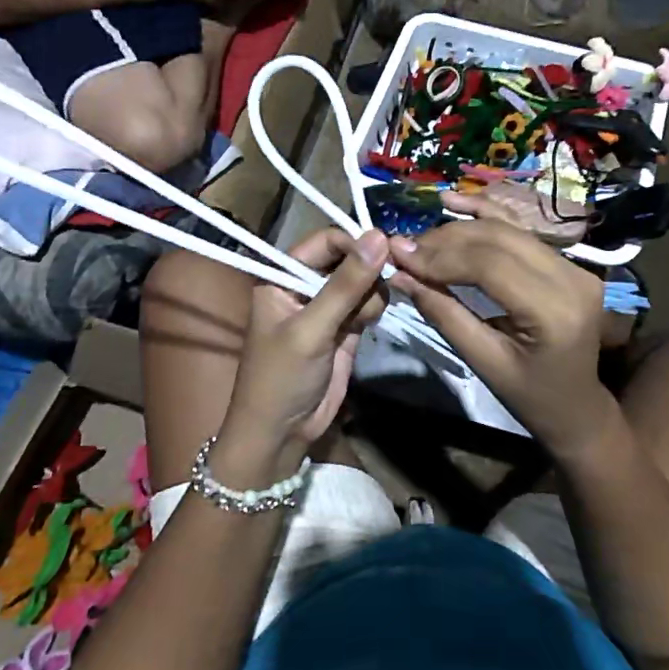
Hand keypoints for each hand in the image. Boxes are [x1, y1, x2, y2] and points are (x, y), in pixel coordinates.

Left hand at [225, 229, 389, 447]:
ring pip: (365, 280)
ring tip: (364, 319)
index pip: (326, 241)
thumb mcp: (311, 328)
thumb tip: (380, 237)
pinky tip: (368, 324)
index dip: (356, 244)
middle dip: (369, 270)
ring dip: (372, 293)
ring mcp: (327, 306)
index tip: (386, 254)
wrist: (282, 433)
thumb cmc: (282, 377)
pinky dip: (375, 309)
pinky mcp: (346, 327)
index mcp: (282, 275)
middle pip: (350, 258)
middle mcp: (305, 284)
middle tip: (382, 286)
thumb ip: (345, 284)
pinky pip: (369, 303)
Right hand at [387, 220, 613, 454]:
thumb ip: (443, 313)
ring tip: (421, 237)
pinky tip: (456, 202)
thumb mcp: (483, 361)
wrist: (576, 406)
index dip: (442, 257)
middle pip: (499, 240)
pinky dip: (488, 215)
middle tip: (404, 248)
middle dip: (447, 240)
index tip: (399, 256)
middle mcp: (572, 279)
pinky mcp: (569, 262)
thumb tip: (401, 274)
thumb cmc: (529, 395)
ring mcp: (576, 266)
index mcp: (555, 311)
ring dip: (461, 228)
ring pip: (509, 230)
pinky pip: (523, 232)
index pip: (490, 266)